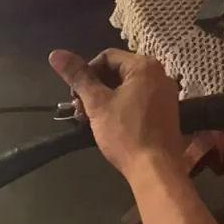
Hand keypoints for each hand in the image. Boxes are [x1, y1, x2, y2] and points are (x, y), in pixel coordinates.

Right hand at [49, 49, 184, 177]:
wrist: (155, 169)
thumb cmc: (126, 133)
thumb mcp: (97, 103)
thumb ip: (77, 76)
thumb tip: (56, 54)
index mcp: (145, 66)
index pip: (107, 57)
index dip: (87, 73)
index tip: (77, 96)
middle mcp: (160, 74)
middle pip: (118, 71)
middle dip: (96, 88)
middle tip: (81, 110)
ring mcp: (166, 94)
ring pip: (127, 87)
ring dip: (106, 99)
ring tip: (92, 119)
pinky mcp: (167, 111)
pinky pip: (139, 99)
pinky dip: (122, 106)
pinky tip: (110, 124)